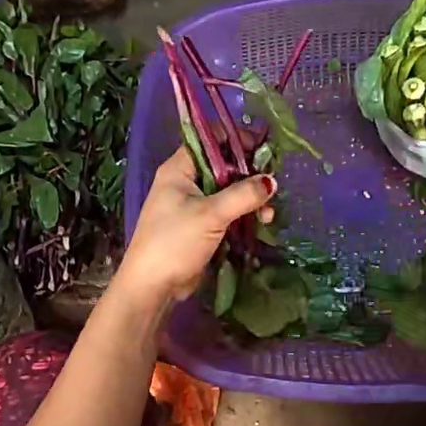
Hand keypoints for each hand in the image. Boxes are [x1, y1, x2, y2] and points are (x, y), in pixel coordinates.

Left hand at [113, 151, 275, 304]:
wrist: (153, 286)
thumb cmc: (174, 242)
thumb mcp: (211, 214)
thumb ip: (243, 195)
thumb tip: (272, 181)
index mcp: (180, 170)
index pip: (210, 140)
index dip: (236, 139)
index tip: (263, 148)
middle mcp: (187, 182)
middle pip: (225, 166)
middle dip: (251, 175)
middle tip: (272, 186)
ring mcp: (195, 204)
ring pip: (231, 191)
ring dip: (252, 199)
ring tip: (269, 214)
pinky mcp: (203, 225)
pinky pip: (230, 211)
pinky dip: (246, 215)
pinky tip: (262, 223)